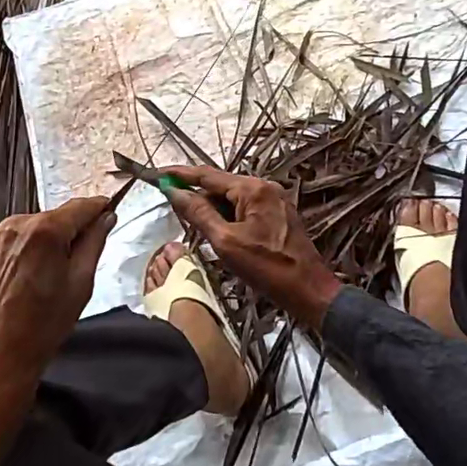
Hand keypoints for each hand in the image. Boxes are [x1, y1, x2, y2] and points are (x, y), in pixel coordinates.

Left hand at [0, 195, 115, 392]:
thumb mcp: (81, 284)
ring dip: (43, 244)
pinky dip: (21, 255)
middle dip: (69, 233)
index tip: (108, 210)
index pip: (79, 206)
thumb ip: (94, 243)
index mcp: (44, 232)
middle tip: (78, 262)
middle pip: (53, 218)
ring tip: (47, 280)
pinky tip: (25, 283)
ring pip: (30, 231)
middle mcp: (14, 228)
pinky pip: (9, 245)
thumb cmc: (41, 327)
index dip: (98, 208)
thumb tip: (104, 219)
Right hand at [163, 165, 340, 328]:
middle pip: (220, 186)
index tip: (157, 175)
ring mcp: (273, 200)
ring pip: (231, 199)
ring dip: (211, 209)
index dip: (179, 174)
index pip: (207, 175)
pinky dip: (226, 216)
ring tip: (192, 225)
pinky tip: (216, 232)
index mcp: (253, 188)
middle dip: (196, 196)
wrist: (310, 290)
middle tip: (172, 208)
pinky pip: (244, 208)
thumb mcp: (226, 242)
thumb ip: (199, 214)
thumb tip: (175, 193)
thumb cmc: (268, 268)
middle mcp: (264, 187)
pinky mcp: (277, 215)